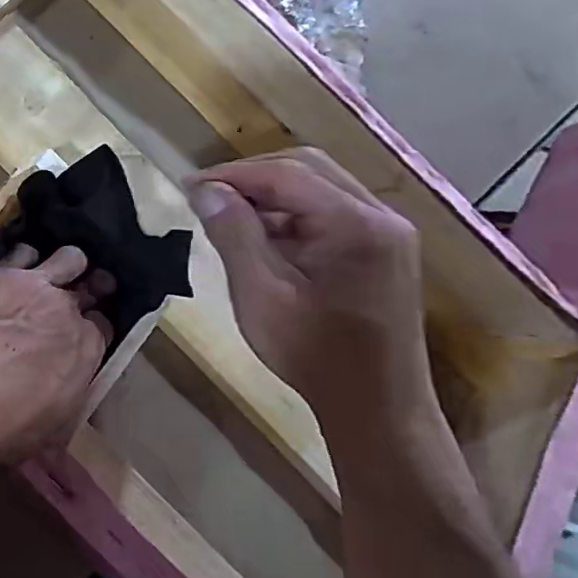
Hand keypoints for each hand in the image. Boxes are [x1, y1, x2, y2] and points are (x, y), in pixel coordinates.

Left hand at [0, 246, 112, 464]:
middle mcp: (66, 309)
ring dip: (66, 263)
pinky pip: (21, 252)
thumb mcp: (42, 439)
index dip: (94, 328)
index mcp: (85, 348)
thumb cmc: (3, 421)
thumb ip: (57, 424)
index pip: (103, 328)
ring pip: (67, 258)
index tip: (84, 333)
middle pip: (91, 287)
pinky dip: (22, 258)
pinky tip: (12, 266)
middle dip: (93, 287)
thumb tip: (56, 430)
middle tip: (87, 288)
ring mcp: (32, 284)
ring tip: (56, 269)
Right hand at [188, 148, 433, 434]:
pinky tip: (265, 237)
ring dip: (273, 195)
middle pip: (308, 169)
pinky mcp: (385, 249)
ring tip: (229, 216)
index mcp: (355, 224)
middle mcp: (381, 216)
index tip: (189, 185)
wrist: (377, 409)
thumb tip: (206, 190)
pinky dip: (294, 215)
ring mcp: (388, 232)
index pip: (285, 175)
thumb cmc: (314, 357)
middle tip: (208, 195)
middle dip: (253, 177)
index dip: (232, 174)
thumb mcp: (260, 295)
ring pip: (321, 187)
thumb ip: (234, 235)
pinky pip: (333, 212)